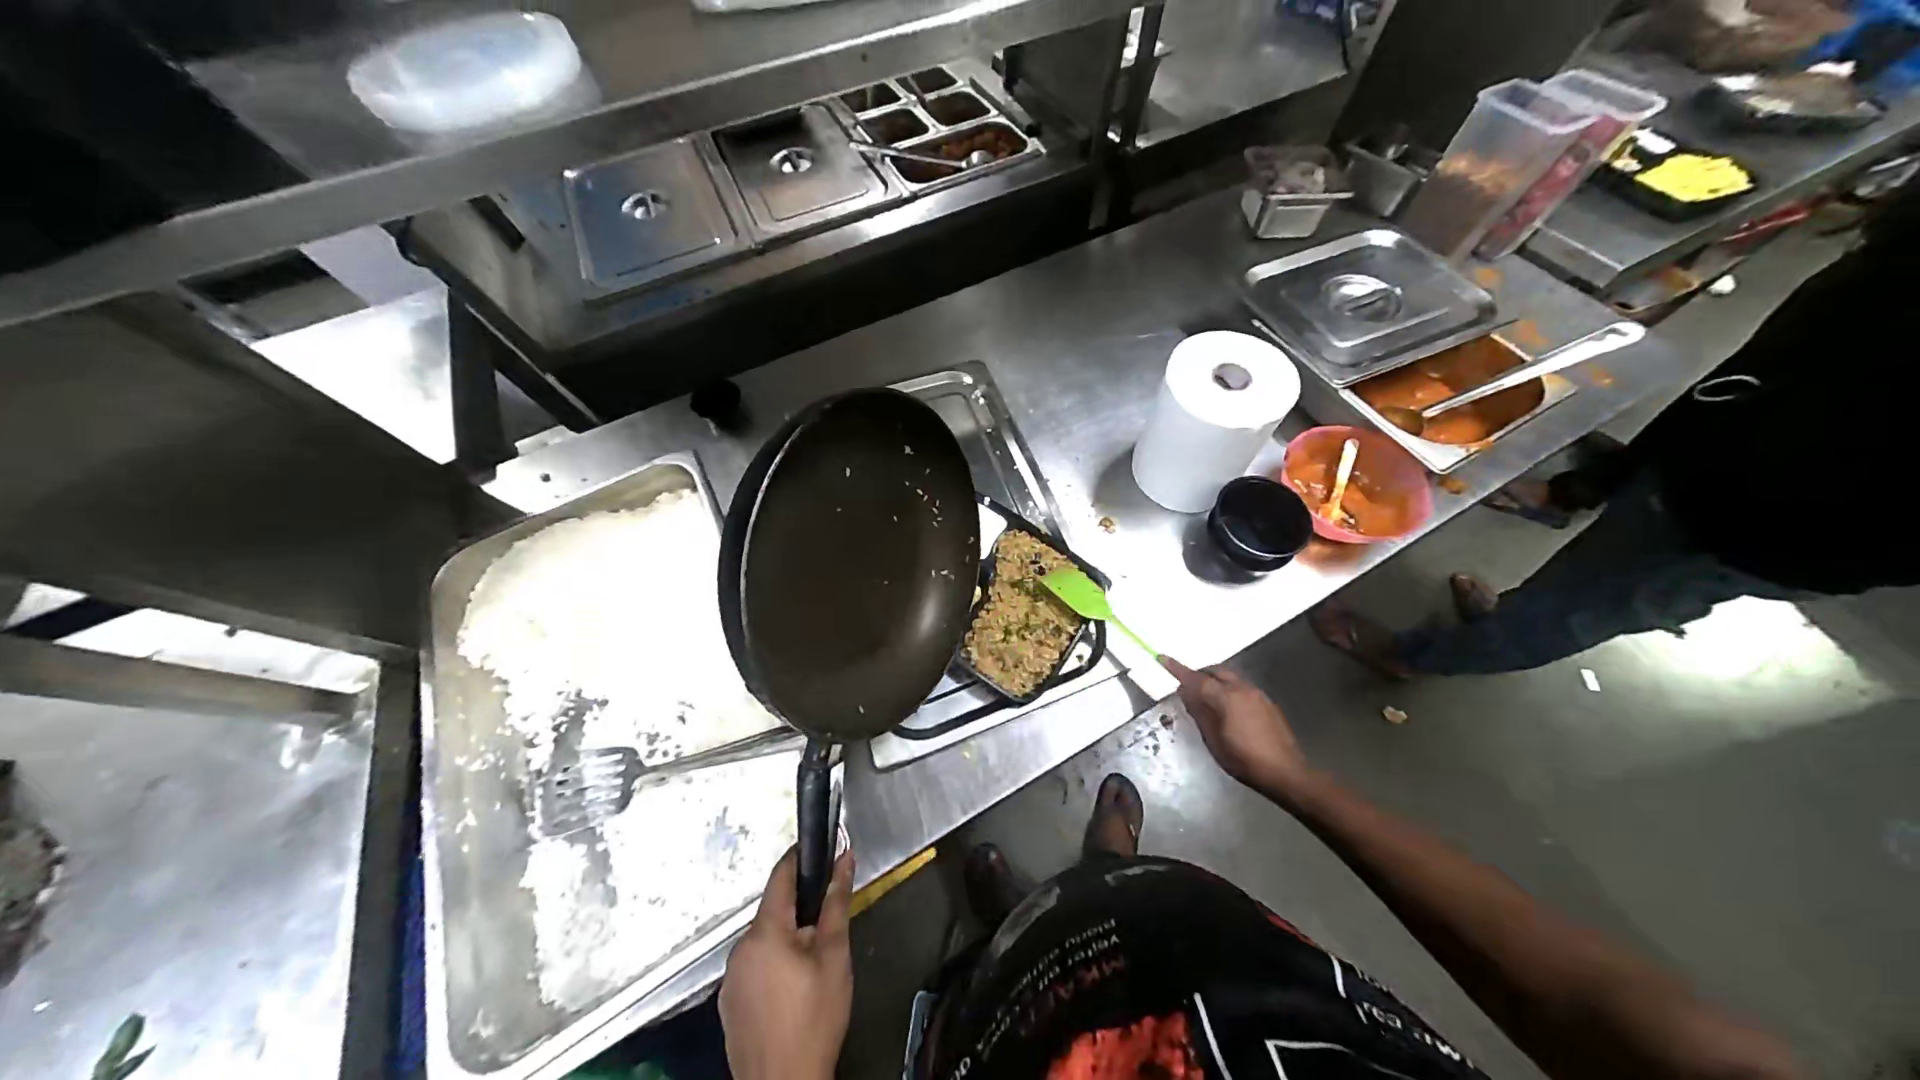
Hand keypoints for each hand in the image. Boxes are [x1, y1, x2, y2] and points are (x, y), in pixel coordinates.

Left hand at [720, 847, 855, 1079]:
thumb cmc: (815, 1017)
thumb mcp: (834, 955)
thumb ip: (837, 903)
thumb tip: (844, 859)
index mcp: (764, 931)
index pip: (780, 876)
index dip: (800, 859)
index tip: (821, 850)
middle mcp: (739, 949)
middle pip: (773, 912)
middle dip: (800, 911)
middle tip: (828, 929)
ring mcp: (730, 980)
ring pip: (764, 942)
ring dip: (787, 942)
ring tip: (814, 966)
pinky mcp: (729, 1006)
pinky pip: (754, 969)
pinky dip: (773, 968)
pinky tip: (793, 993)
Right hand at [1161, 657, 1312, 799]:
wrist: (1285, 772)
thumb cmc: (1243, 760)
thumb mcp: (1213, 740)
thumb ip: (1199, 712)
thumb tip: (1186, 693)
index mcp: (1226, 697)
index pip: (1196, 678)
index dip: (1177, 668)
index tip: (1162, 658)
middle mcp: (1242, 689)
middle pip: (1215, 670)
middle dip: (1199, 673)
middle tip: (1187, 685)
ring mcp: (1257, 694)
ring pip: (1230, 677)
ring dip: (1215, 680)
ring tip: (1206, 697)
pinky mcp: (1267, 702)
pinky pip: (1242, 686)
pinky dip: (1228, 688)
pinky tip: (1227, 707)